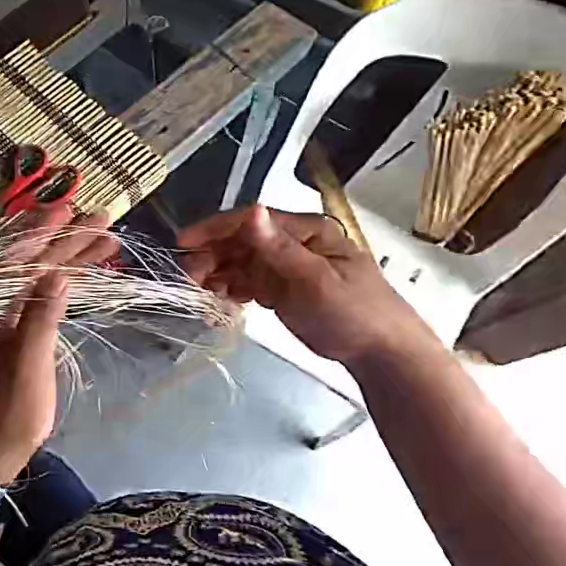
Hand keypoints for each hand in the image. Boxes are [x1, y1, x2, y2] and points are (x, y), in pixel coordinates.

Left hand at [0, 206, 119, 485]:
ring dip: (72, 259)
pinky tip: (87, 273)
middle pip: (34, 265)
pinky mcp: (26, 337)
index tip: (70, 211)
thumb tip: (58, 274)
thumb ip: (40, 319)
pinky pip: (48, 299)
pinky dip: (69, 284)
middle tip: (103, 219)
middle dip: (67, 241)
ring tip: (107, 239)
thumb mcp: (26, 367)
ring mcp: (12, 323)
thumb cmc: (8, 414)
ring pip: (44, 280)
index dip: (44, 234)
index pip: (18, 262)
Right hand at [177, 205, 438, 366]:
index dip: (213, 229)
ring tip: (200, 292)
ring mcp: (286, 266)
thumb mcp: (316, 279)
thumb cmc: (355, 312)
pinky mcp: (281, 288)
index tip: (184, 244)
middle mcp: (292, 243)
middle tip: (189, 278)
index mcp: (305, 230)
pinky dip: (229, 289)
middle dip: (210, 255)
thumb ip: (279, 249)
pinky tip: (218, 300)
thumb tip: (251, 213)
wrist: (380, 351)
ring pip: (239, 261)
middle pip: (240, 241)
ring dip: (216, 273)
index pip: (250, 221)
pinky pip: (246, 281)